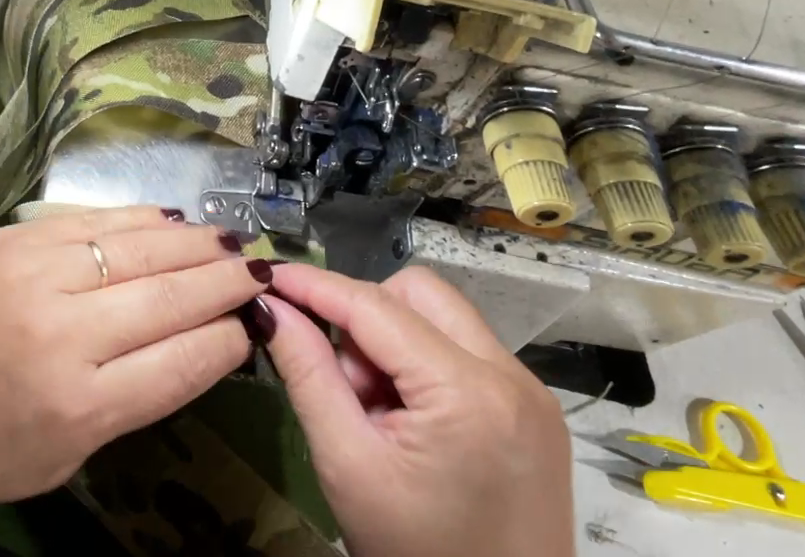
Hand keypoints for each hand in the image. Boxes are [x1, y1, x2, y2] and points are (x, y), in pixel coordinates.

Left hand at [0, 205, 275, 506]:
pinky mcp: (10, 239)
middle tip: (260, 272)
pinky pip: (91, 221)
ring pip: (137, 249)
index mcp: (78, 404)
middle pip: (170, 298)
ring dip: (192, 244)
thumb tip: (187, 349)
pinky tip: (170, 221)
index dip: (228, 339)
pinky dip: (138, 220)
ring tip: (230, 241)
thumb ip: (124, 406)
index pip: (181, 361)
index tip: (254, 324)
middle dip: (225, 283)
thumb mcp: (56, 457)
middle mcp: (64, 332)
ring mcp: (34, 274)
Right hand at [262, 264, 572, 556]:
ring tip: (377, 409)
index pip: (375, 306)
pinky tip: (409, 419)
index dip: (315, 284)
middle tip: (343, 380)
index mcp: (468, 393)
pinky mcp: (536, 408)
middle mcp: (511, 375)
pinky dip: (423, 362)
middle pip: (418, 294)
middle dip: (364, 316)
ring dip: (393, 339)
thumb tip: (270, 306)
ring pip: (442, 315)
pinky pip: (465, 349)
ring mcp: (531, 390)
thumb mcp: (346, 463)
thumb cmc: (414, 553)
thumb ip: (307, 372)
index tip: (268, 276)